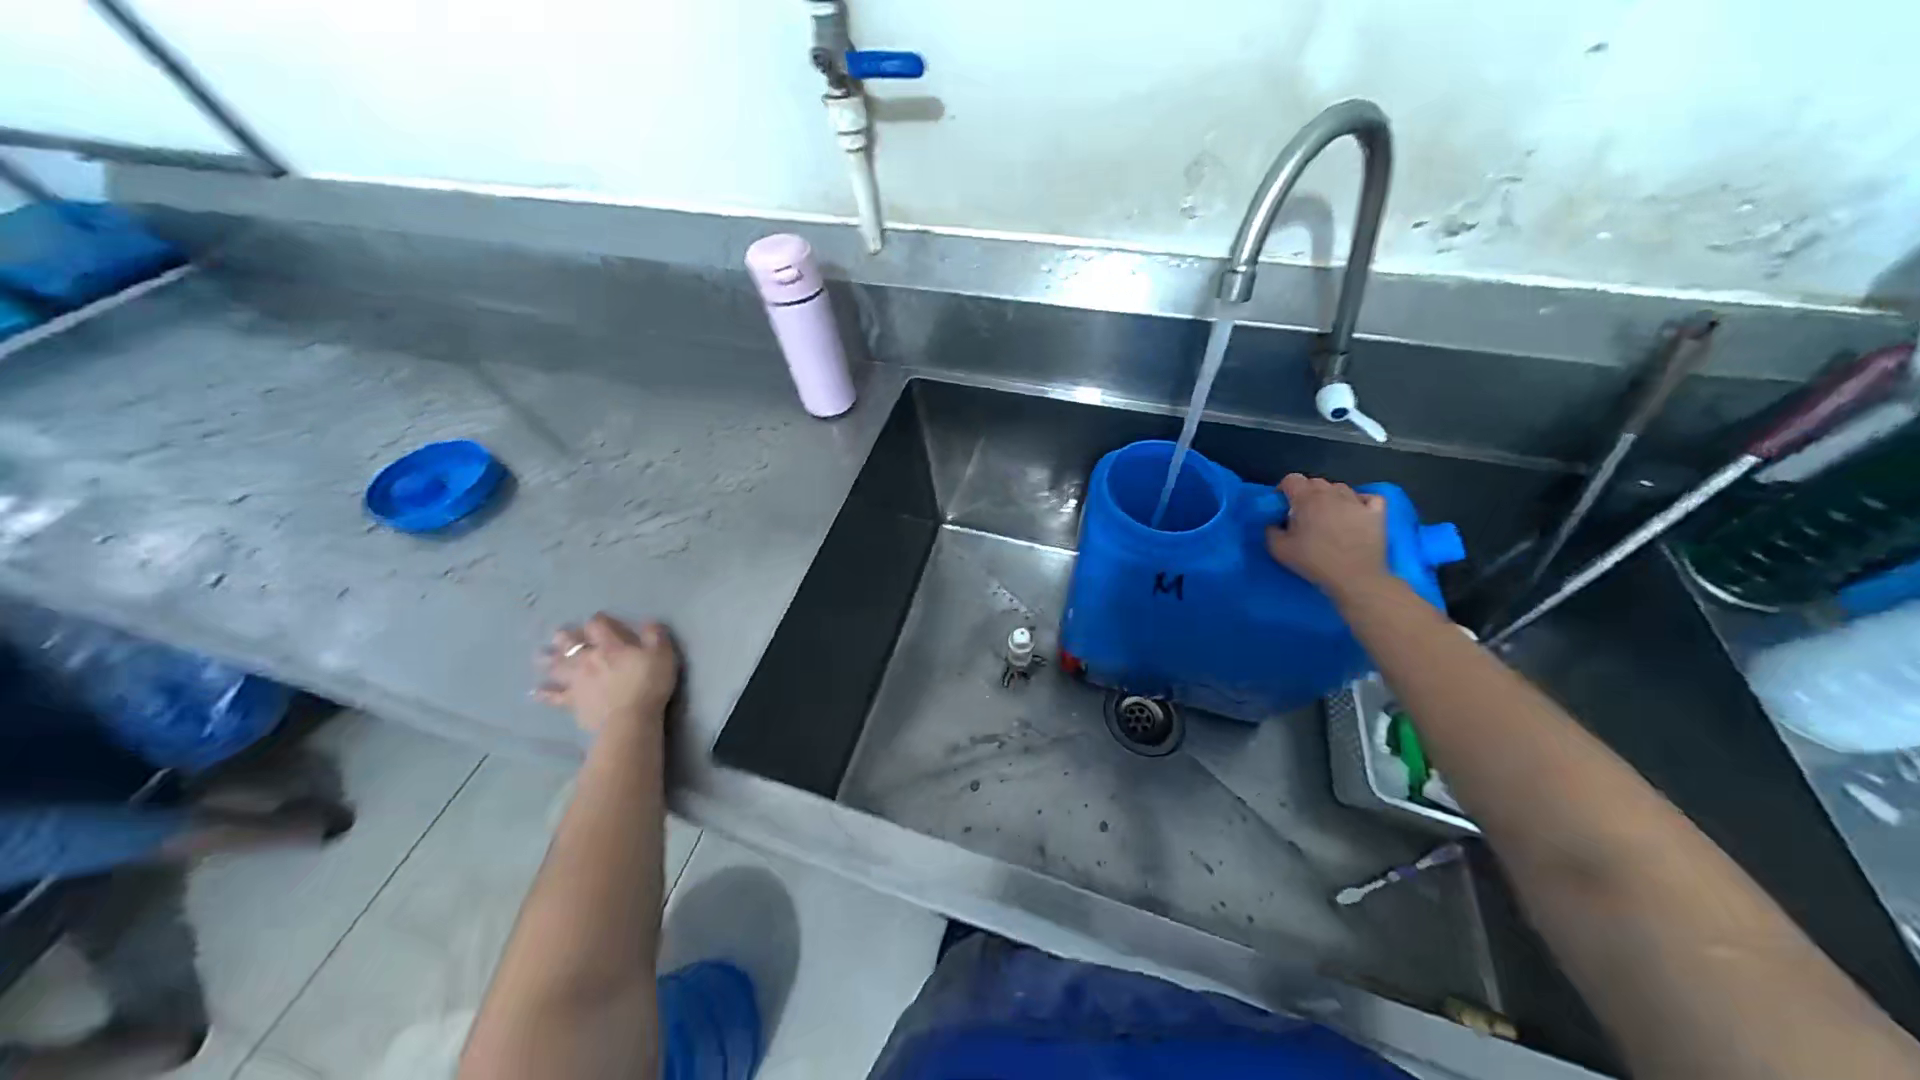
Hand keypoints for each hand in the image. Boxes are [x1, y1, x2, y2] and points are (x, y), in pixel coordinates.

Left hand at [538, 614, 679, 736]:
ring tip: (540, 656)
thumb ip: (655, 635)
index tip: (599, 620)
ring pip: (557, 666)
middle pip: (570, 643)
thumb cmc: (649, 684)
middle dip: (565, 637)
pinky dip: (544, 694)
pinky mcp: (572, 701)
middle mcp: (589, 659)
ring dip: (548, 660)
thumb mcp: (663, 655)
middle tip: (559, 634)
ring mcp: (577, 680)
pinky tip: (535, 692)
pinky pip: (554, 697)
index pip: (598, 625)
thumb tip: (649, 622)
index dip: (598, 620)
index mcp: (610, 645)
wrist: (629, 719)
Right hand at [1264, 473, 1389, 594]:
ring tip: (1329, 515)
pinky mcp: (1376, 512)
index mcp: (1306, 498)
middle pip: (1315, 482)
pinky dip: (1361, 501)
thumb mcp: (1279, 549)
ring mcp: (1357, 501)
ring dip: (1331, 497)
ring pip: (1340, 488)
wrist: (1354, 577)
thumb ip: (1270, 531)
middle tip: (1303, 514)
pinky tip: (1356, 512)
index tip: (1282, 506)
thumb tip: (1274, 523)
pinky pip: (1369, 497)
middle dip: (1306, 493)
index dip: (1283, 490)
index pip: (1291, 479)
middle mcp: (1332, 493)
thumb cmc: (1314, 561)